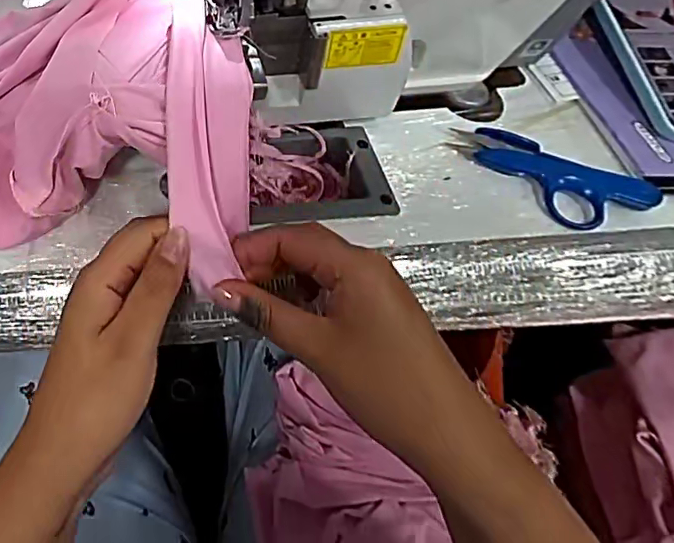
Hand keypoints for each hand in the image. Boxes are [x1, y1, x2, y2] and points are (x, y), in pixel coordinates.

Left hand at [0, 217, 187, 541]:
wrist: (62, 458)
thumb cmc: (97, 400)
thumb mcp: (133, 340)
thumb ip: (156, 286)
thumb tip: (178, 234)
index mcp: (98, 278)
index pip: (141, 232)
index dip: (177, 226)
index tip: (219, 235)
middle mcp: (99, 284)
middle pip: (141, 247)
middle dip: (179, 244)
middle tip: (225, 254)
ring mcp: (104, 307)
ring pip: (143, 271)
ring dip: (175, 269)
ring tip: (216, 273)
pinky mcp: (112, 330)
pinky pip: (141, 296)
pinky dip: (166, 292)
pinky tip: (190, 301)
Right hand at [211, 222, 452, 457]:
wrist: (452, 437)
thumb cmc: (385, 387)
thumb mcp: (317, 348)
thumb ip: (266, 313)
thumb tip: (222, 291)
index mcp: (354, 262)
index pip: (291, 235)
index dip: (252, 247)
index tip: (221, 269)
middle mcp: (366, 263)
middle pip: (304, 245)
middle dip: (265, 260)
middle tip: (233, 286)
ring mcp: (376, 283)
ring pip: (318, 266)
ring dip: (283, 277)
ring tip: (254, 301)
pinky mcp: (379, 305)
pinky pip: (333, 284)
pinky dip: (305, 292)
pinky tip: (287, 313)